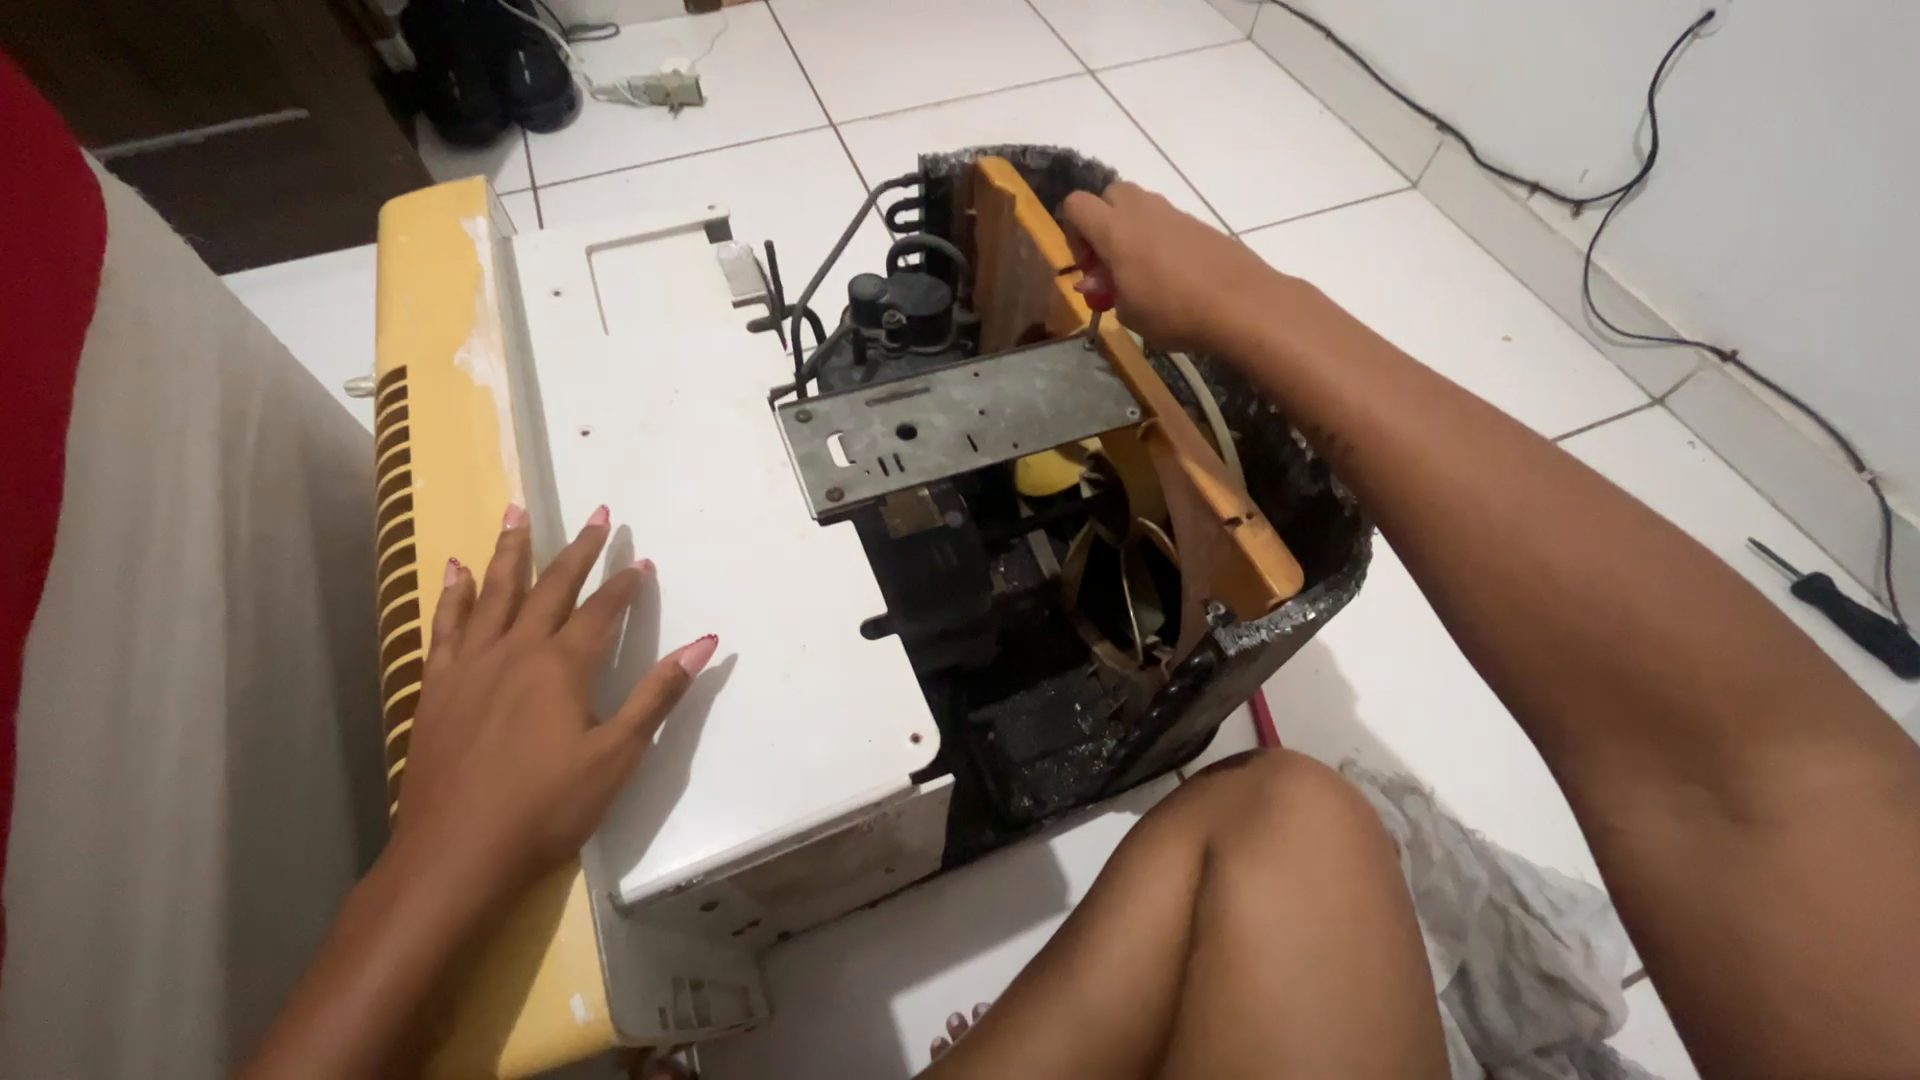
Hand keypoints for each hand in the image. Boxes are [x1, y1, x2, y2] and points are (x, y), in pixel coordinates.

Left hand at [390, 503, 718, 898]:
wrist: (454, 856)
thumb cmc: (547, 807)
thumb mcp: (618, 754)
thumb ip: (659, 693)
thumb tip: (705, 643)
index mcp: (562, 666)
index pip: (602, 610)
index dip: (625, 585)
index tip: (641, 561)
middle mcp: (515, 652)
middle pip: (550, 588)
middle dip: (577, 550)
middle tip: (595, 514)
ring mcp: (470, 667)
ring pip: (492, 594)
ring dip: (509, 552)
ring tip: (515, 513)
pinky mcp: (438, 688)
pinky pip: (444, 627)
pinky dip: (452, 595)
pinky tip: (454, 571)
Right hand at [1060, 181, 1292, 354]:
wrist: (1241, 304)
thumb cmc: (1173, 312)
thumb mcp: (1128, 313)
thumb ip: (1107, 291)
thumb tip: (1097, 281)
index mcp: (1116, 230)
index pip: (1076, 204)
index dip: (1073, 233)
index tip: (1089, 268)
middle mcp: (1142, 211)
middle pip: (1110, 195)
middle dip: (1103, 224)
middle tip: (1111, 264)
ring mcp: (1174, 213)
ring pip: (1140, 207)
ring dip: (1132, 232)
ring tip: (1142, 274)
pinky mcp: (1199, 224)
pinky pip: (1167, 222)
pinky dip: (1159, 240)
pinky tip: (1172, 277)